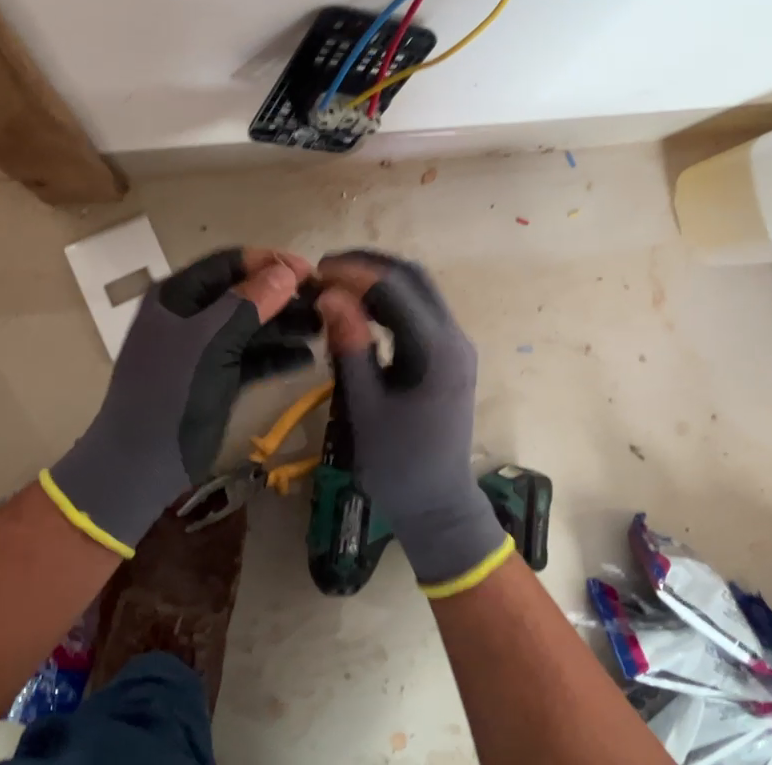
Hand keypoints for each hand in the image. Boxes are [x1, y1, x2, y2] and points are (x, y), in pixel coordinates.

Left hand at [45, 247, 313, 555]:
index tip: (310, 271)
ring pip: (250, 327)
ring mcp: (202, 349)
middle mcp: (190, 315)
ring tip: (325, 327)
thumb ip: (247, 304)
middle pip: (243, 294)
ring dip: (284, 325)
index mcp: (176, 295)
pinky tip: (306, 358)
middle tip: (325, 301)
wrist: (142, 461)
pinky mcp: (216, 378)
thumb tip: (286, 271)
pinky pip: (250, 358)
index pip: (228, 264)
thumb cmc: (171, 390)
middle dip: (282, 296)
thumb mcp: (209, 341)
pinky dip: (276, 356)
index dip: (269, 263)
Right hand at [316, 250, 509, 593]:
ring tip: (334, 282)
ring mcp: (456, 345)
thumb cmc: (398, 464)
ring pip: (418, 289)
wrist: (437, 504)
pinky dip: (388, 298)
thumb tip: (329, 295)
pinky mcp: (448, 354)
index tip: (316, 272)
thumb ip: (349, 348)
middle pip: (413, 277)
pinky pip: (419, 309)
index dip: (354, 273)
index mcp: (438, 351)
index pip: (395, 289)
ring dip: (378, 278)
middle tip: (323, 269)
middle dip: (367, 266)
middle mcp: (455, 338)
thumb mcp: (365, 407)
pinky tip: (357, 305)